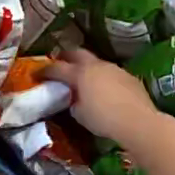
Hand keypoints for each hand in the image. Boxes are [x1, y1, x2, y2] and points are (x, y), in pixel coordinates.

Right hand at [43, 49, 163, 143]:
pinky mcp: (128, 77)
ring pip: (96, 62)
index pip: (57, 67)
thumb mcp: (79, 114)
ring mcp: (114, 69)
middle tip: (59, 65)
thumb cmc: (103, 119)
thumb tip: (73, 97)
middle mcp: (96, 65)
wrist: (137, 121)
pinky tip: (104, 89)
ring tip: (83, 78)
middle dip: (66, 57)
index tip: (36, 74)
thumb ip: (73, 101)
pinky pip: (110, 72)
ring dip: (87, 67)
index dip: (44, 70)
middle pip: (77, 53)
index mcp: (80, 73)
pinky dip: (102, 77)